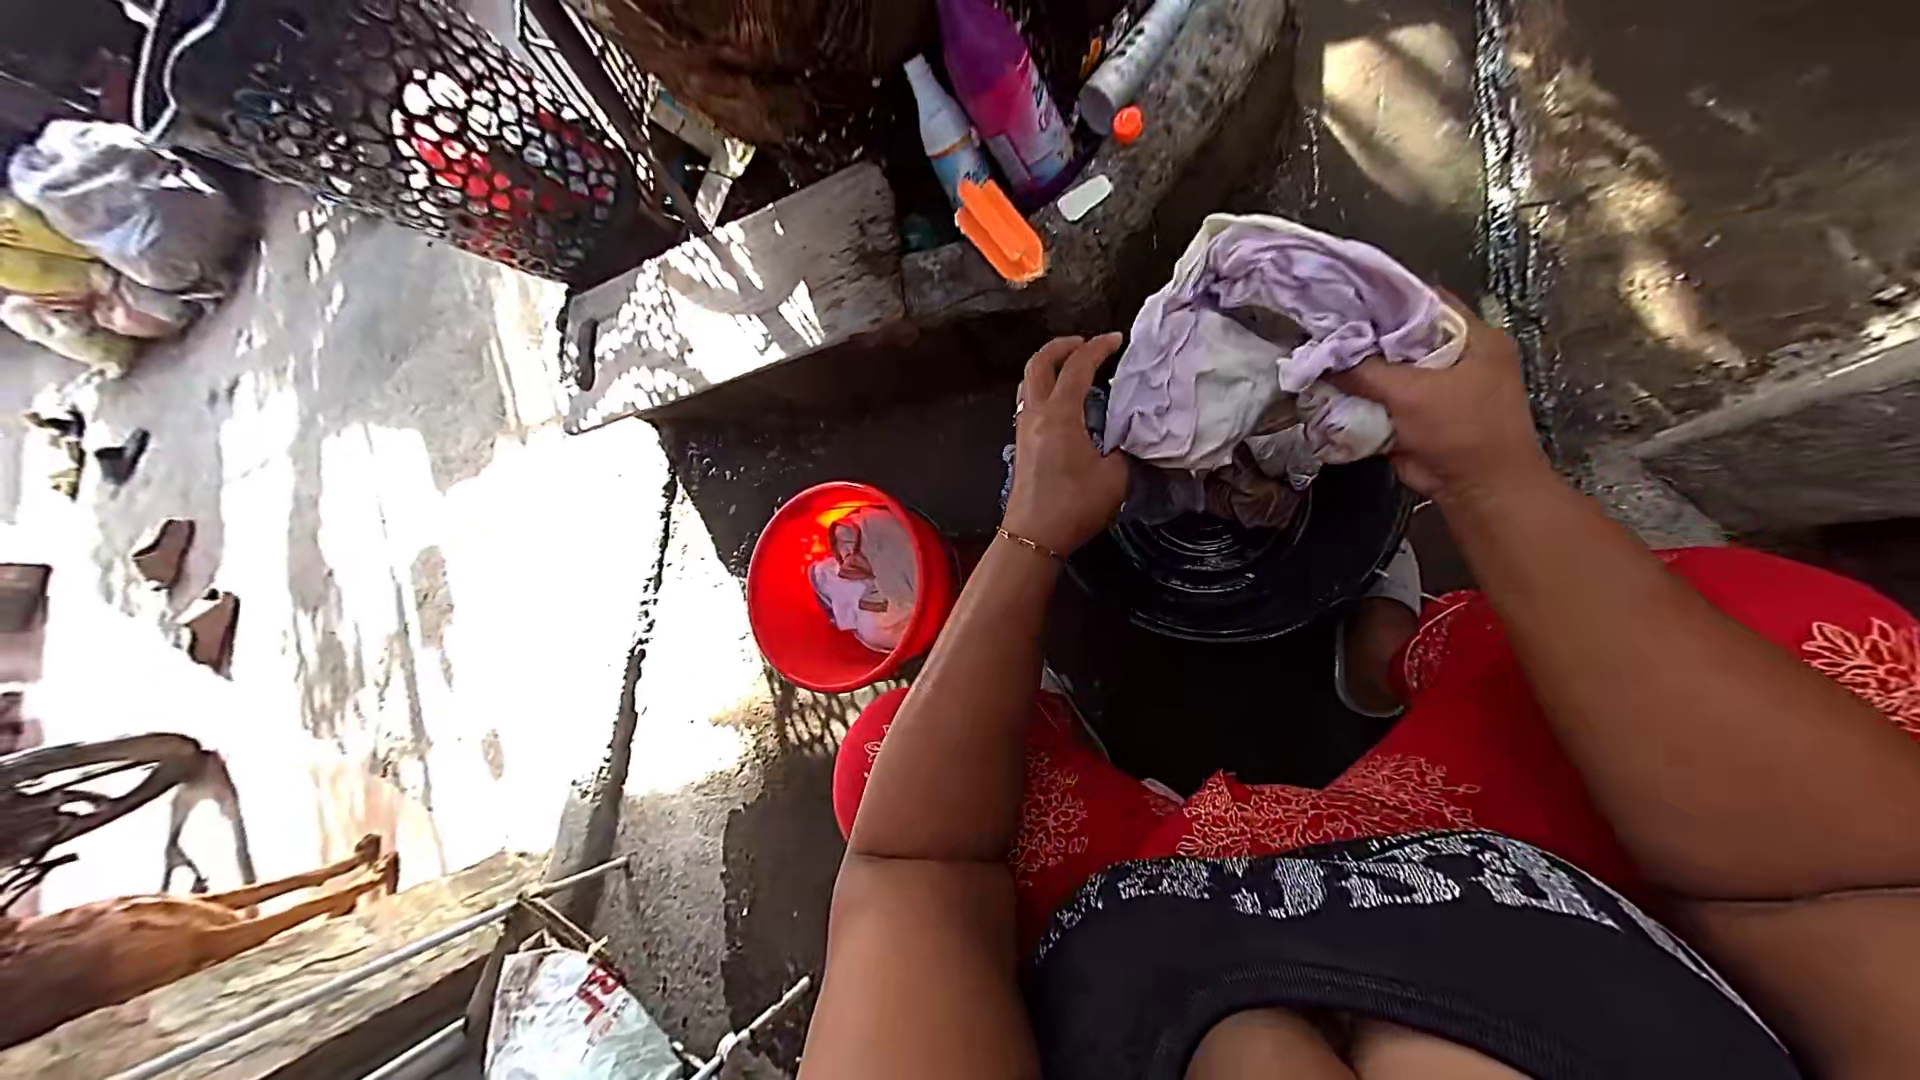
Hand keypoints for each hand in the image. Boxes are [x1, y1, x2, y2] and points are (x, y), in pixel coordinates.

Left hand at [1002, 334, 1128, 554]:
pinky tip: (1061, 404)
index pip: (1077, 366)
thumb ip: (1124, 448)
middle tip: (1084, 344)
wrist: (1034, 535)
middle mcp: (1036, 415)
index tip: (1115, 340)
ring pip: (1028, 383)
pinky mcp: (1021, 445)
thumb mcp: (1115, 477)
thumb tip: (1125, 437)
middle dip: (1061, 346)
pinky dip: (1043, 390)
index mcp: (1060, 414)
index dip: (1098, 348)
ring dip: (1048, 368)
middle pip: (1039, 364)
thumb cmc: (1074, 506)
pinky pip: (1027, 403)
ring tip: (1071, 369)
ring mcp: (1023, 429)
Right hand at [1328, 292, 1553, 505]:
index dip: (1384, 297)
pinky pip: (1378, 398)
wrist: (1475, 487)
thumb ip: (1366, 373)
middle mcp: (1451, 357)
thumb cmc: (1462, 430)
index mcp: (1471, 337)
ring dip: (1354, 370)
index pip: (1424, 301)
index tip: (1343, 297)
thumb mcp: (1413, 393)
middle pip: (1398, 337)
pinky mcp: (1412, 413)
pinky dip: (1355, 397)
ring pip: (1384, 370)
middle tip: (1320, 330)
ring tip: (1315, 359)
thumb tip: (1320, 359)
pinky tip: (1325, 390)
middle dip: (1361, 337)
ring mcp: (1431, 387)